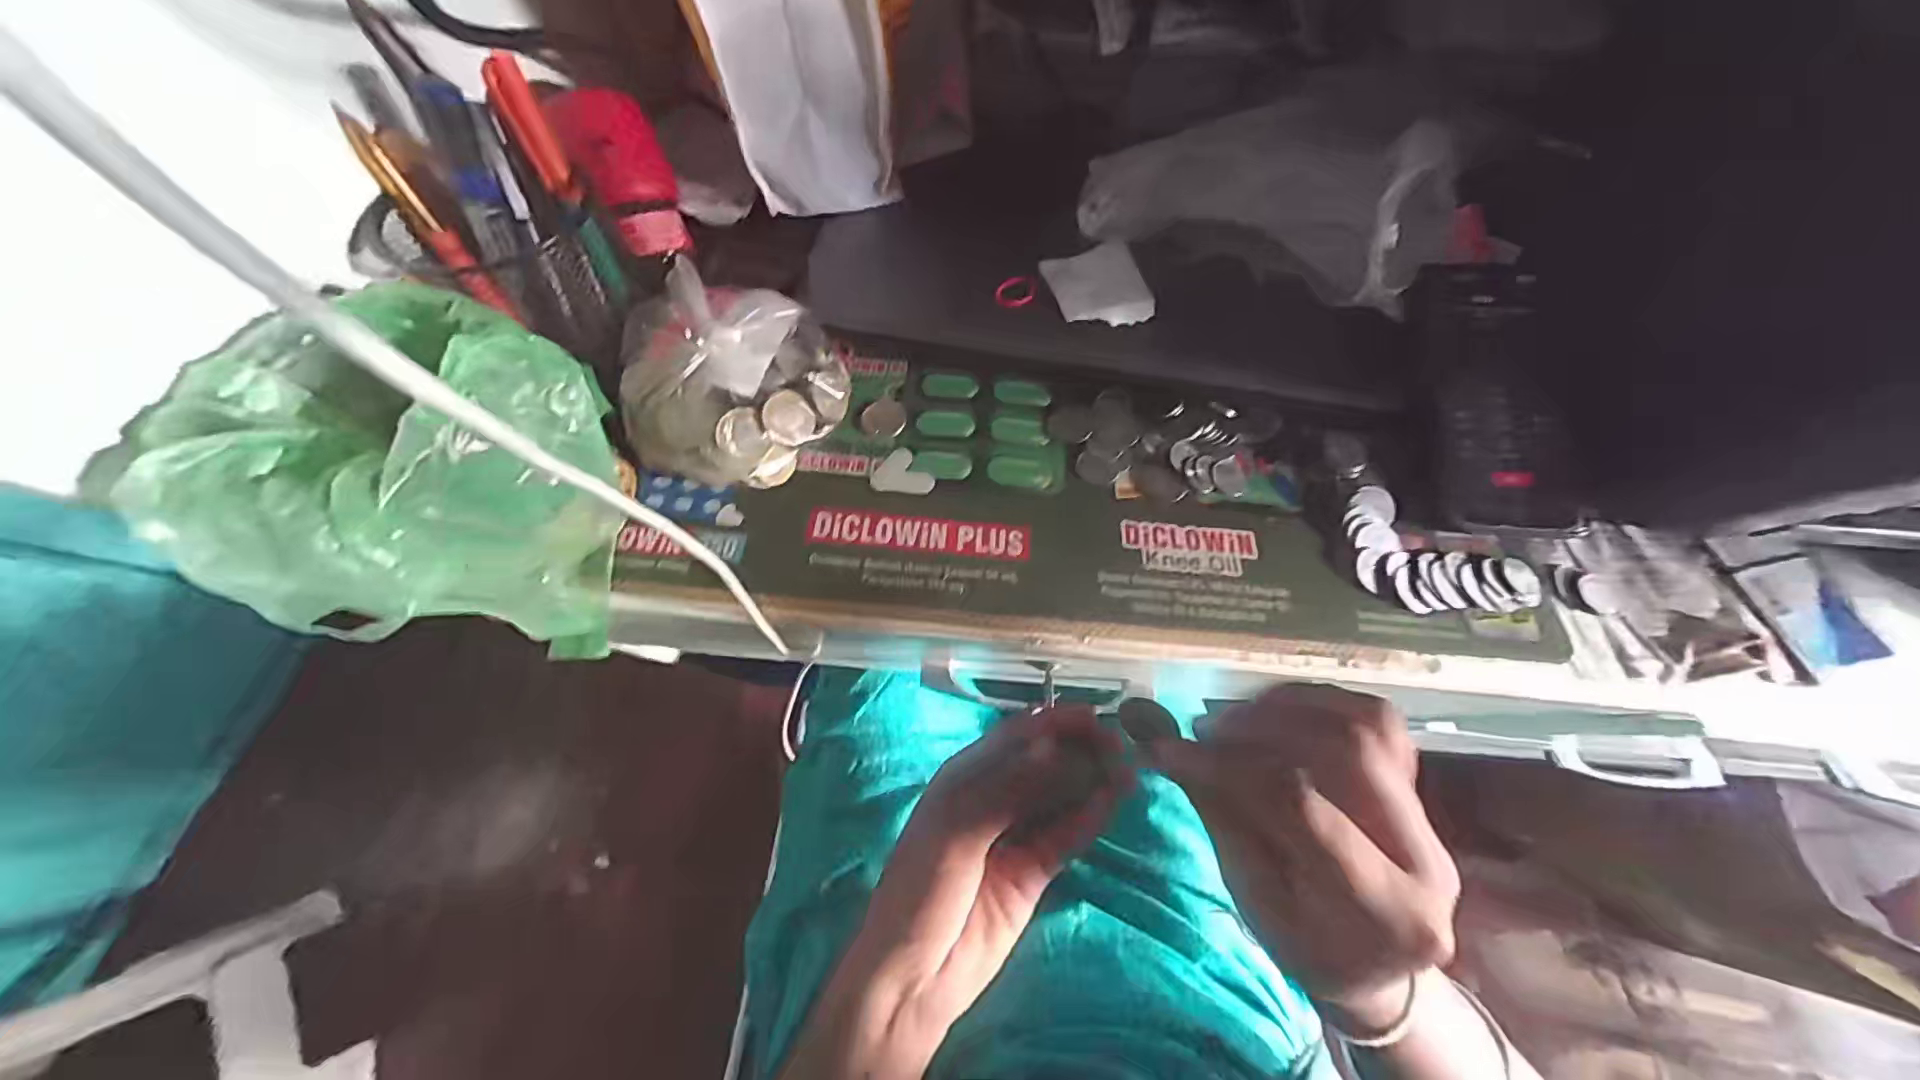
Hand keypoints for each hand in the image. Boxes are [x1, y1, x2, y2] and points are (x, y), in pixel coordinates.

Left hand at [781, 705, 1132, 1079]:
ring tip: (1127, 769)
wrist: (913, 977)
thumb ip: (1009, 788)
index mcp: (964, 778)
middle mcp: (992, 799)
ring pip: (1058, 798)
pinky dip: (1088, 818)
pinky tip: (1112, 801)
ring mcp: (1014, 836)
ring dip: (1090, 781)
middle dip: (1078, 750)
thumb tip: (1058, 748)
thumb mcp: (958, 829)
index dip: (1053, 723)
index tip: (1093, 716)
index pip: (1015, 738)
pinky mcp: (1032, 872)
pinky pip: (1065, 836)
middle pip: (1042, 764)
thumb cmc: (922, 888)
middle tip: (1118, 744)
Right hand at [1146, 684, 1459, 1033]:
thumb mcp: (1253, 899)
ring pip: (1367, 726)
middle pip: (1347, 751)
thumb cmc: (1301, 943)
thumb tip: (1170, 748)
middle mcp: (1426, 859)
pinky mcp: (1420, 785)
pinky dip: (1316, 701)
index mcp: (1382, 910)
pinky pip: (1375, 719)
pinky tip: (1270, 708)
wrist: (1370, 959)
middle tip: (1205, 730)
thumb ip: (1221, 818)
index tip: (1170, 750)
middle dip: (1261, 727)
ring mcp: (1430, 817)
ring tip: (1233, 717)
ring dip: (1287, 707)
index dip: (1228, 766)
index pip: (1301, 805)